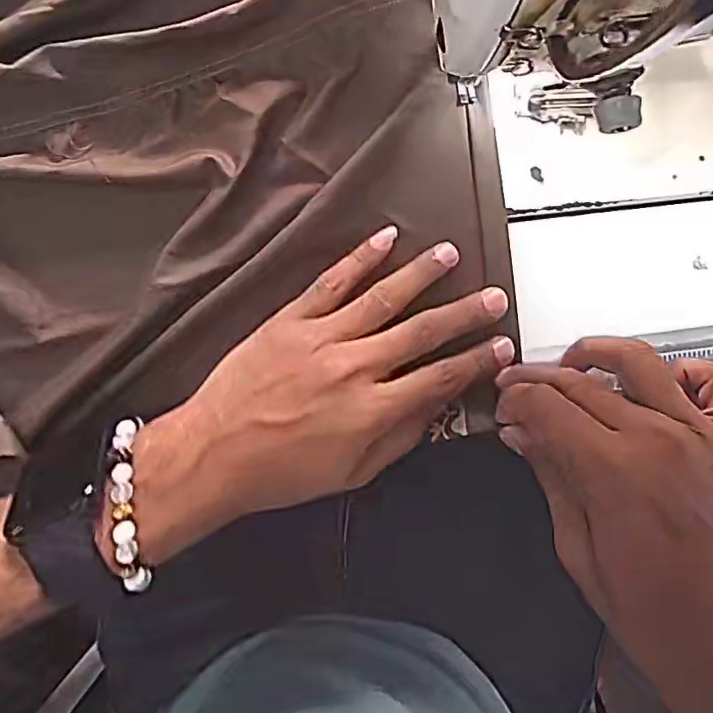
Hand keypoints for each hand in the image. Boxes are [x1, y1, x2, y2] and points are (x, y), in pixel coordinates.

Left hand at [126, 226, 514, 564]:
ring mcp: (321, 338)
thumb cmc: (277, 470)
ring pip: (383, 298)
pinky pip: (332, 282)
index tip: (499, 346)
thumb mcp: (351, 472)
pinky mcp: (291, 320)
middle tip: (492, 296)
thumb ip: (399, 438)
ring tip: (448, 254)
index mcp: (371, 410)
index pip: (439, 378)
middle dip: (464, 313)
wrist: (213, 452)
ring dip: (421, 274)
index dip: (477, 361)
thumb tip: (432, 410)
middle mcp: (352, 368)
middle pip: (422, 332)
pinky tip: (383, 240)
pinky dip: (360, 259)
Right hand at [495, 338, 712, 712]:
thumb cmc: (667, 628)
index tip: (503, 408)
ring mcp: (704, 438)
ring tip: (572, 367)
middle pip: (580, 379)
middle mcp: (661, 442)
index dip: (513, 399)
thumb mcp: (582, 556)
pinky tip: (659, 387)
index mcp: (616, 473)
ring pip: (639, 359)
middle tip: (519, 393)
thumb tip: (523, 435)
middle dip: (537, 380)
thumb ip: (552, 480)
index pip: (545, 402)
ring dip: (595, 354)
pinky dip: (684, 372)